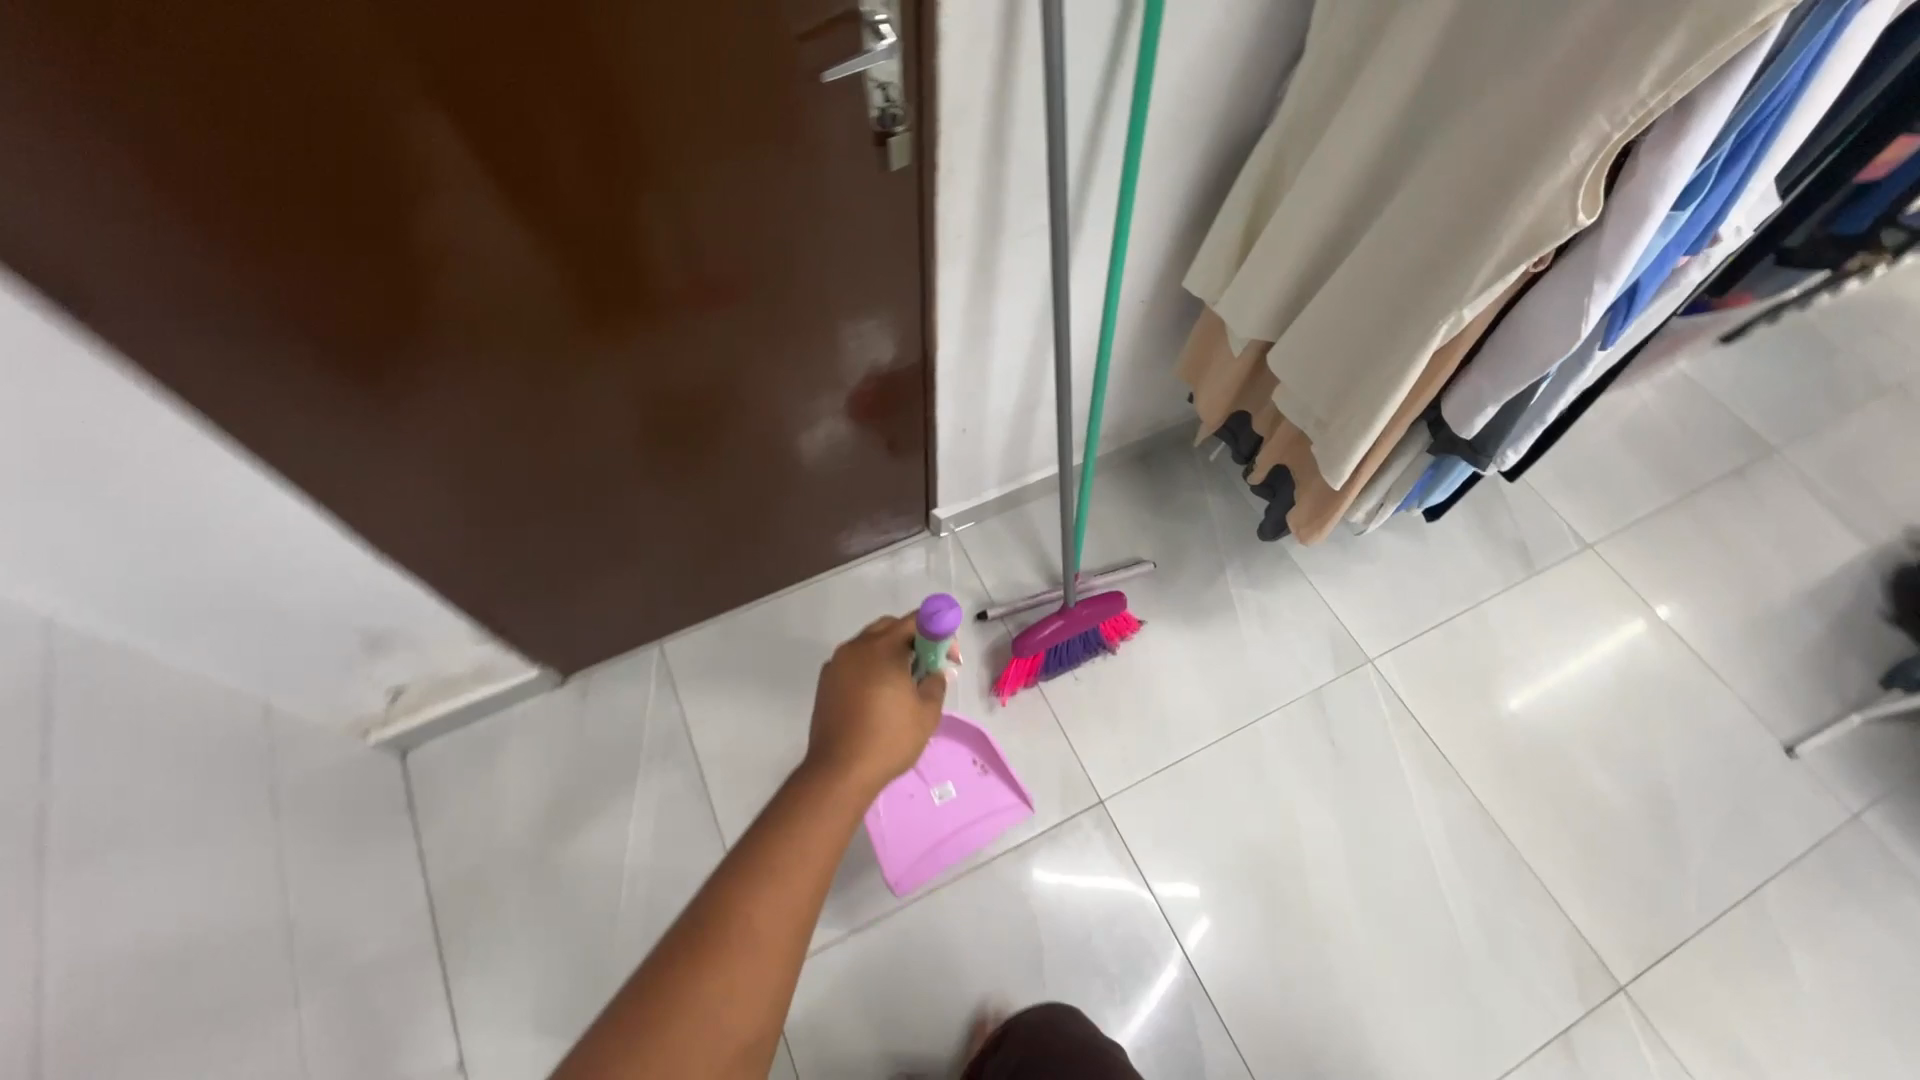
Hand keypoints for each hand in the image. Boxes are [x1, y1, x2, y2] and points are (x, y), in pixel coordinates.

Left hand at [803, 613, 956, 797]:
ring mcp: (836, 664)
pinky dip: (870, 668)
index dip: (937, 631)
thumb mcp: (927, 712)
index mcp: (883, 647)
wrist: (840, 771)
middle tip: (927, 667)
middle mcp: (856, 647)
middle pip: (889, 627)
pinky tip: (878, 696)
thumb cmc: (889, 739)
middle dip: (912, 639)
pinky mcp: (825, 682)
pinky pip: (853, 663)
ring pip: (868, 644)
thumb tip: (933, 672)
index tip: (947, 657)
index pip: (916, 620)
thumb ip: (935, 682)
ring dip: (889, 653)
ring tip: (903, 684)